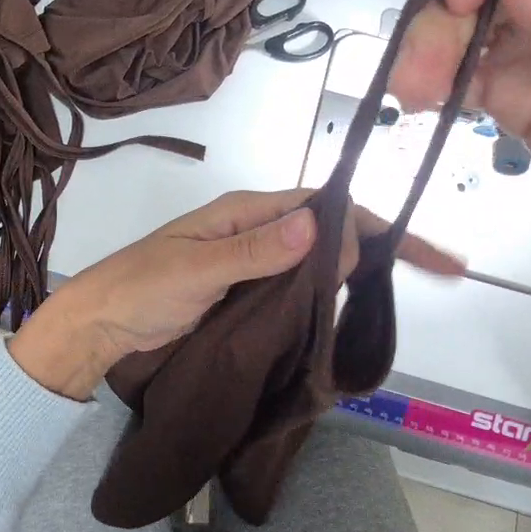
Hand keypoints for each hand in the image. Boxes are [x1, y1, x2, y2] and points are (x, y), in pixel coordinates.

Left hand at [11, 189, 464, 397]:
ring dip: (354, 270)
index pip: (323, 206)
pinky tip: (345, 309)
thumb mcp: (197, 269)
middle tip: (431, 272)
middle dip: (376, 245)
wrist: (99, 325)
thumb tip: (319, 226)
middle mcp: (254, 230)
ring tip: (399, 291)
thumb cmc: (140, 288)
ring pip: (314, 259)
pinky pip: (293, 287)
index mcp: (246, 211)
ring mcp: (250, 262)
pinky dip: (324, 294)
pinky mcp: (244, 293)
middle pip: (327, 229)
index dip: (373, 224)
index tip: (419, 250)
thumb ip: (255, 250)